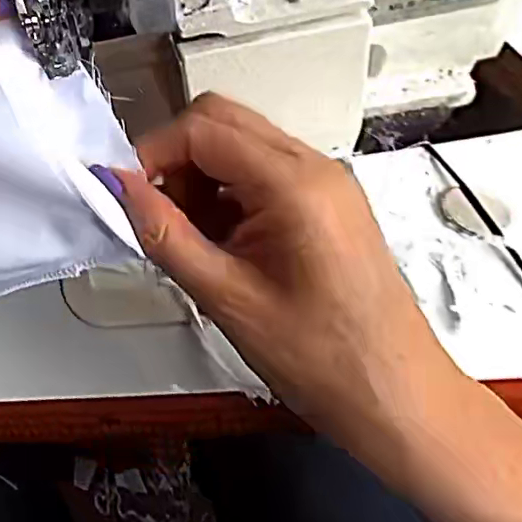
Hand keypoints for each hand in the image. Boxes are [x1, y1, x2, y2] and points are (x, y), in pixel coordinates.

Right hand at [111, 94, 472, 458]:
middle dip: (174, 156)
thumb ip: (164, 233)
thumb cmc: (331, 363)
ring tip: (191, 234)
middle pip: (220, 120)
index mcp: (296, 186)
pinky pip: (257, 168)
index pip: (202, 129)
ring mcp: (323, 181)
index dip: (153, 152)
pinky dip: (223, 190)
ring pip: (236, 140)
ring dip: (198, 174)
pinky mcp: (323, 199)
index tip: (127, 188)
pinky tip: (219, 239)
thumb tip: (120, 187)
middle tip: (154, 207)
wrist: (400, 402)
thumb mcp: (226, 298)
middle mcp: (315, 168)